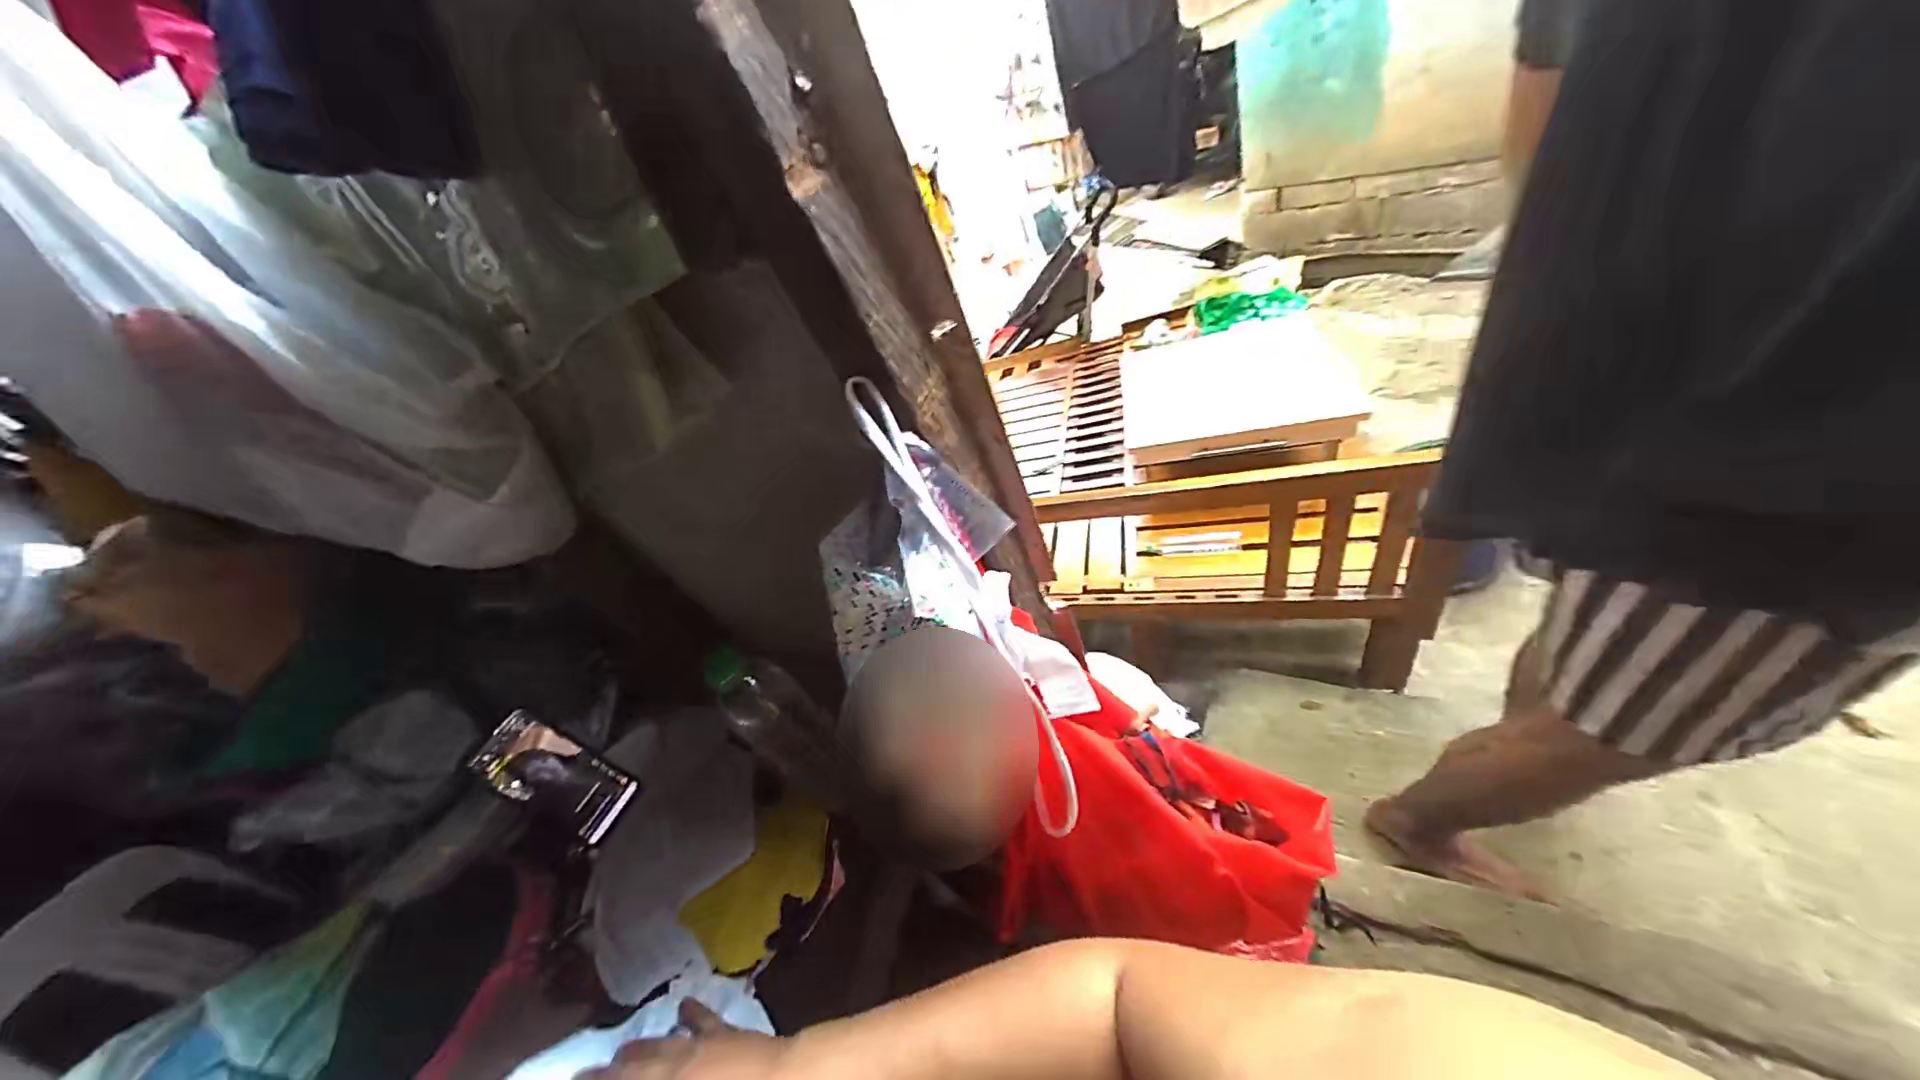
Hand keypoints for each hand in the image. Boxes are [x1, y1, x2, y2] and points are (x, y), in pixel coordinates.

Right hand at [577, 1000, 789, 1079]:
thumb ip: (663, 1079)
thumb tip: (655, 1076)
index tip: (582, 1079)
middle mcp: (675, 1070)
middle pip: (633, 1073)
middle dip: (606, 1076)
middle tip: (582, 1073)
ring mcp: (701, 1049)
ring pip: (661, 1046)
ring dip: (639, 1049)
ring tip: (621, 1049)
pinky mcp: (727, 1034)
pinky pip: (704, 1021)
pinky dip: (692, 1013)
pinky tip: (684, 1003)